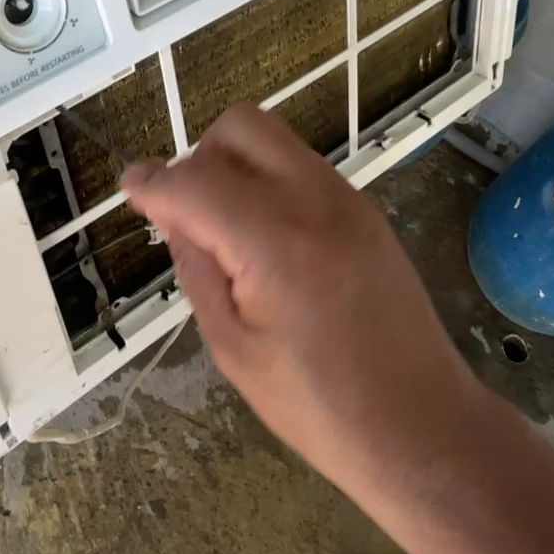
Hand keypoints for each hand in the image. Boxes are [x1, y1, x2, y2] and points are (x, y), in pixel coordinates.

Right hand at [121, 105, 485, 497]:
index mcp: (274, 241)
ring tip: (230, 233)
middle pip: (240, 126)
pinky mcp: (366, 209)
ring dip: (235, 167)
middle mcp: (314, 200)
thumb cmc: (318, 405)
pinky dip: (269, 182)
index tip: (131, 187)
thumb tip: (171, 215)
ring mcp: (348, 199)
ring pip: (273, 139)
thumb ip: (196, 267)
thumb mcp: (232, 346)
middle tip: (191, 214)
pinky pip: (301, 167)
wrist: (422, 426)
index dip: (152, 182)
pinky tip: (268, 241)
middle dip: (199, 158)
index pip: (194, 181)